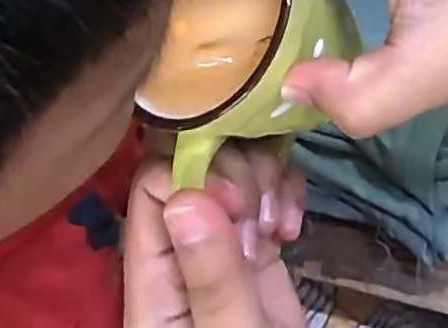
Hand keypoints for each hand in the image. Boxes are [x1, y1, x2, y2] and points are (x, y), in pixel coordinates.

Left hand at [124, 145, 304, 327]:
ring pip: (234, 170)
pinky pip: (266, 192)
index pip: (154, 187)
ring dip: (265, 181)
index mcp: (155, 279)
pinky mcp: (258, 252)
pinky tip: (293, 227)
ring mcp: (222, 249)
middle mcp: (183, 254)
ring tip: (281, 227)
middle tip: (261, 223)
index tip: (236, 204)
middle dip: (238, 176)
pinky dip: (284, 193)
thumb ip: (212, 280)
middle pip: (197, 167)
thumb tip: (186, 194)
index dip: (195, 175)